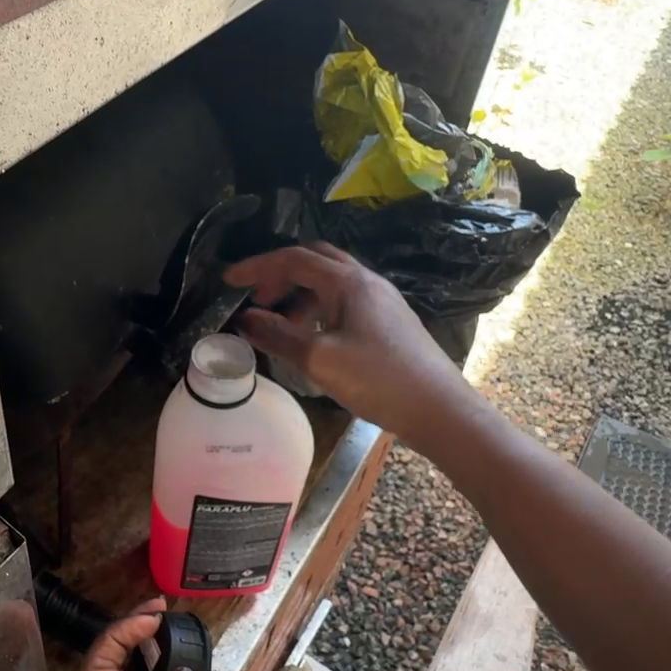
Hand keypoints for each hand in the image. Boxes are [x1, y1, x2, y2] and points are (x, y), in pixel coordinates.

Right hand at [224, 243, 478, 451]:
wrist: (440, 410)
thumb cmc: (378, 379)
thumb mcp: (318, 359)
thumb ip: (277, 336)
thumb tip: (244, 320)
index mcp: (348, 282)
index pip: (294, 259)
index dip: (257, 267)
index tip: (229, 281)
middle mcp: (367, 282)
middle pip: (315, 261)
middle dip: (280, 275)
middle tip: (257, 298)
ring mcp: (382, 301)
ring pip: (331, 282)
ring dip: (299, 294)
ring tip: (280, 325)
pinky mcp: (389, 322)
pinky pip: (344, 301)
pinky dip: (318, 309)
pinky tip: (312, 338)